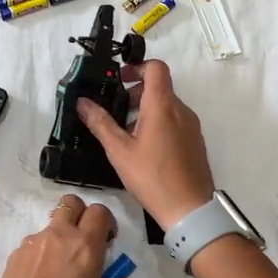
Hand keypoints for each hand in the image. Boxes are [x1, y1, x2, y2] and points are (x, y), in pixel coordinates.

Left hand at [0, 194, 132, 277]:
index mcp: (85, 247)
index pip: (99, 211)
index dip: (106, 221)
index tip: (107, 241)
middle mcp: (59, 236)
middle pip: (71, 203)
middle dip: (81, 214)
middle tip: (85, 241)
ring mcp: (34, 241)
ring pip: (52, 224)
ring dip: (61, 235)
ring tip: (62, 269)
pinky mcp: (17, 252)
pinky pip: (35, 242)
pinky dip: (44, 252)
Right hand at [77, 60, 214, 228]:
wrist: (190, 210)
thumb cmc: (152, 176)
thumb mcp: (119, 150)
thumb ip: (100, 123)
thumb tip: (82, 102)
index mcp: (162, 106)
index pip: (156, 68)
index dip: (137, 67)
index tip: (119, 79)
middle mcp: (181, 110)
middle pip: (159, 87)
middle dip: (136, 92)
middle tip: (116, 110)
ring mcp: (191, 126)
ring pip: (167, 105)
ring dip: (145, 109)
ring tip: (126, 133)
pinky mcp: (195, 142)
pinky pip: (175, 120)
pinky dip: (158, 122)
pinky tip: (144, 148)